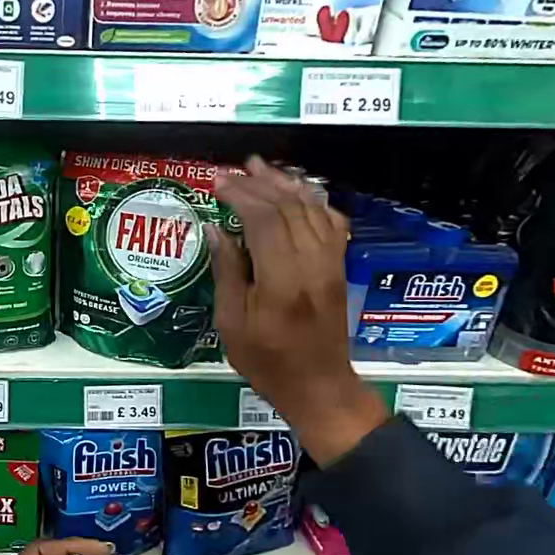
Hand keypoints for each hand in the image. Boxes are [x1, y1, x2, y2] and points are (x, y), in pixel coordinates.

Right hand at [212, 156, 388, 464]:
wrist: (318, 386)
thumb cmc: (266, 361)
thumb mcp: (231, 323)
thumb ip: (227, 271)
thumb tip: (216, 229)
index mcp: (281, 281)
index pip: (264, 220)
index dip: (240, 195)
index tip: (217, 183)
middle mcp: (311, 264)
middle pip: (288, 207)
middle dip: (258, 183)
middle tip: (232, 171)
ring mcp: (330, 263)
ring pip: (312, 208)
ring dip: (285, 184)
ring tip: (260, 168)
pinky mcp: (338, 266)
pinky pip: (331, 222)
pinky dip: (313, 201)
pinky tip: (297, 192)